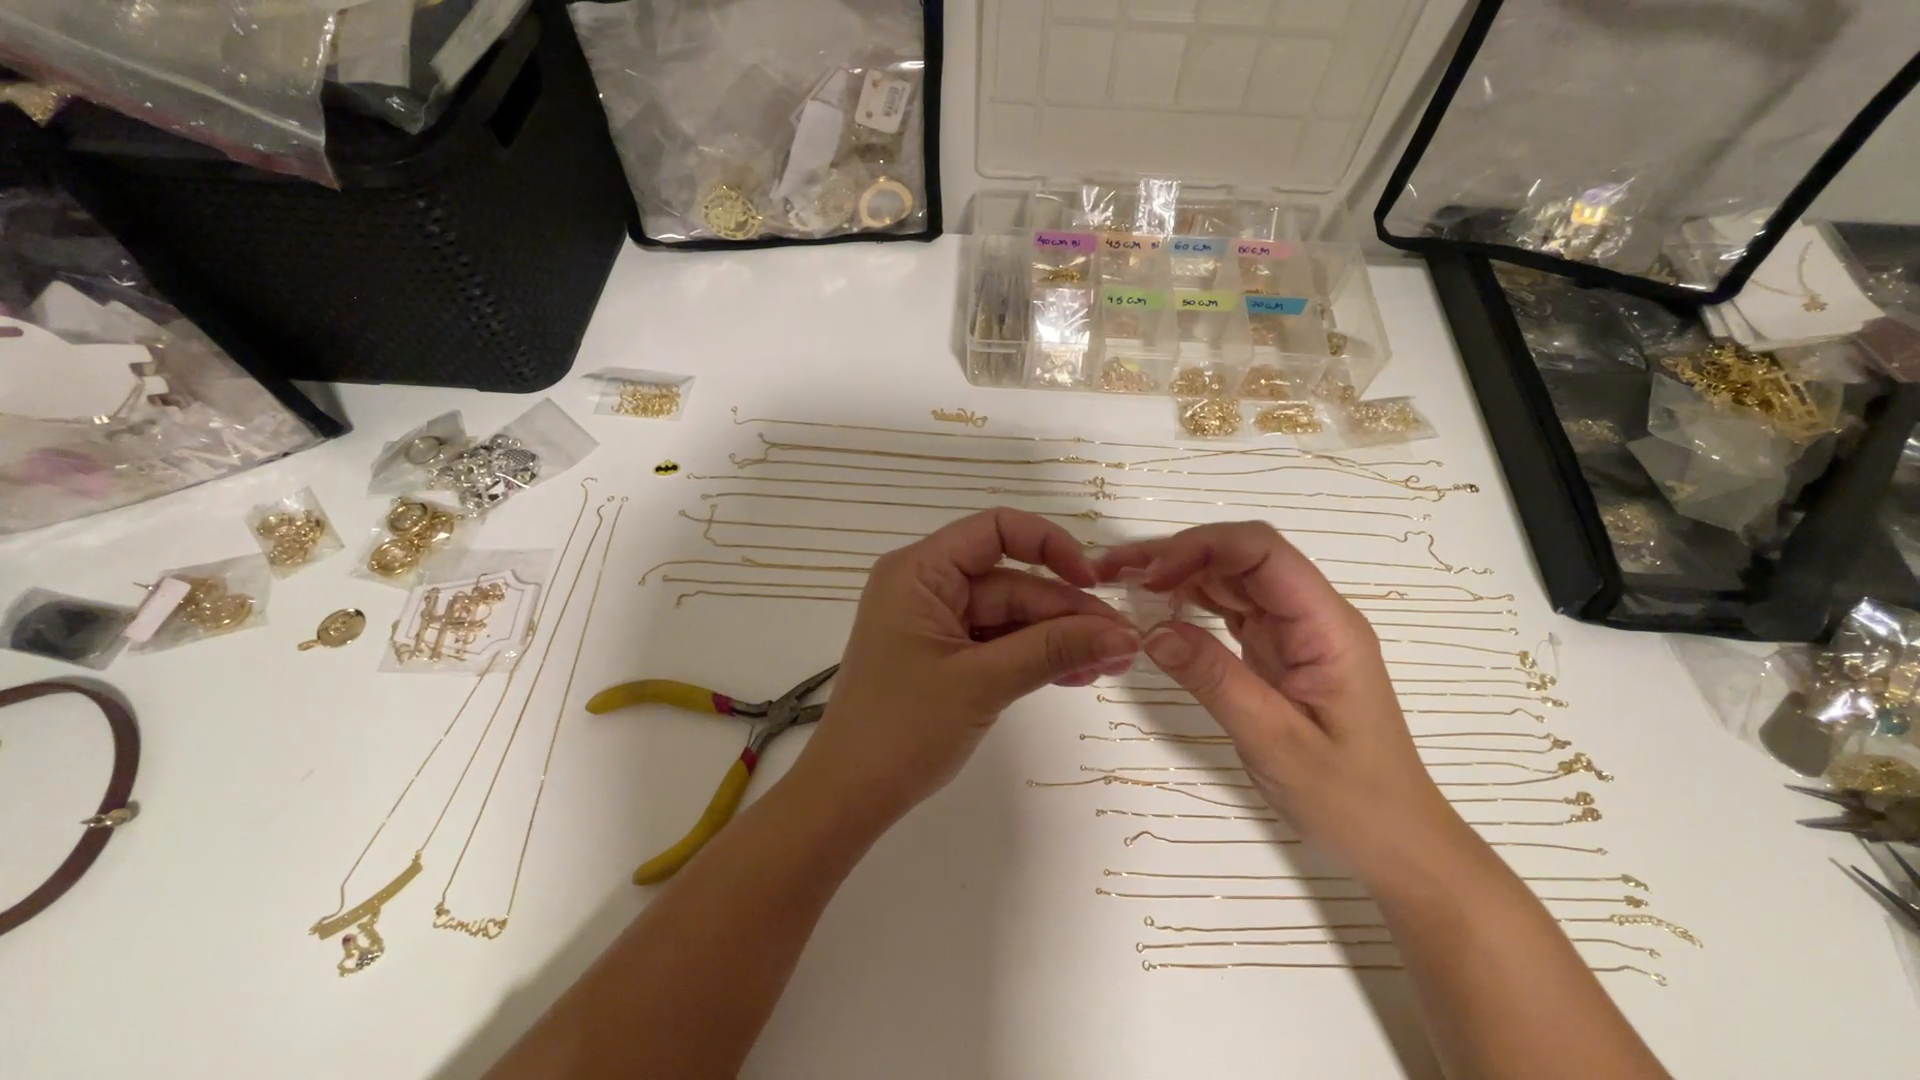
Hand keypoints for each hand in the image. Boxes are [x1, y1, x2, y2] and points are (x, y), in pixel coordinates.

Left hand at [798, 508, 1141, 817]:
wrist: (849, 796)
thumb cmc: (902, 729)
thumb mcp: (983, 683)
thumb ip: (1053, 650)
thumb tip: (1125, 634)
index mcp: (919, 572)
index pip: (994, 529)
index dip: (1049, 545)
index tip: (1092, 581)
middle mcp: (927, 587)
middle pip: (1011, 582)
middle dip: (1066, 612)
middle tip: (1122, 645)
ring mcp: (937, 625)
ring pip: (1011, 617)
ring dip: (1058, 640)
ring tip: (1111, 665)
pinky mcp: (946, 658)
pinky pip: (1000, 645)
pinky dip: (1035, 658)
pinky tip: (1078, 675)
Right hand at [1095, 522, 1471, 884]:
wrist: (1394, 841)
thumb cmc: (1349, 798)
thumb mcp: (1275, 742)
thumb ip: (1215, 680)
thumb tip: (1150, 631)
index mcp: (1326, 625)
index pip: (1262, 551)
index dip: (1201, 548)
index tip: (1149, 579)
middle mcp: (1312, 616)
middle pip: (1242, 557)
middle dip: (1178, 553)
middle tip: (1114, 571)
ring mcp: (1295, 633)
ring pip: (1232, 580)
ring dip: (1179, 574)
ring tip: (1123, 581)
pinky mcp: (1279, 653)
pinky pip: (1231, 611)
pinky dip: (1191, 604)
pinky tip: (1157, 611)